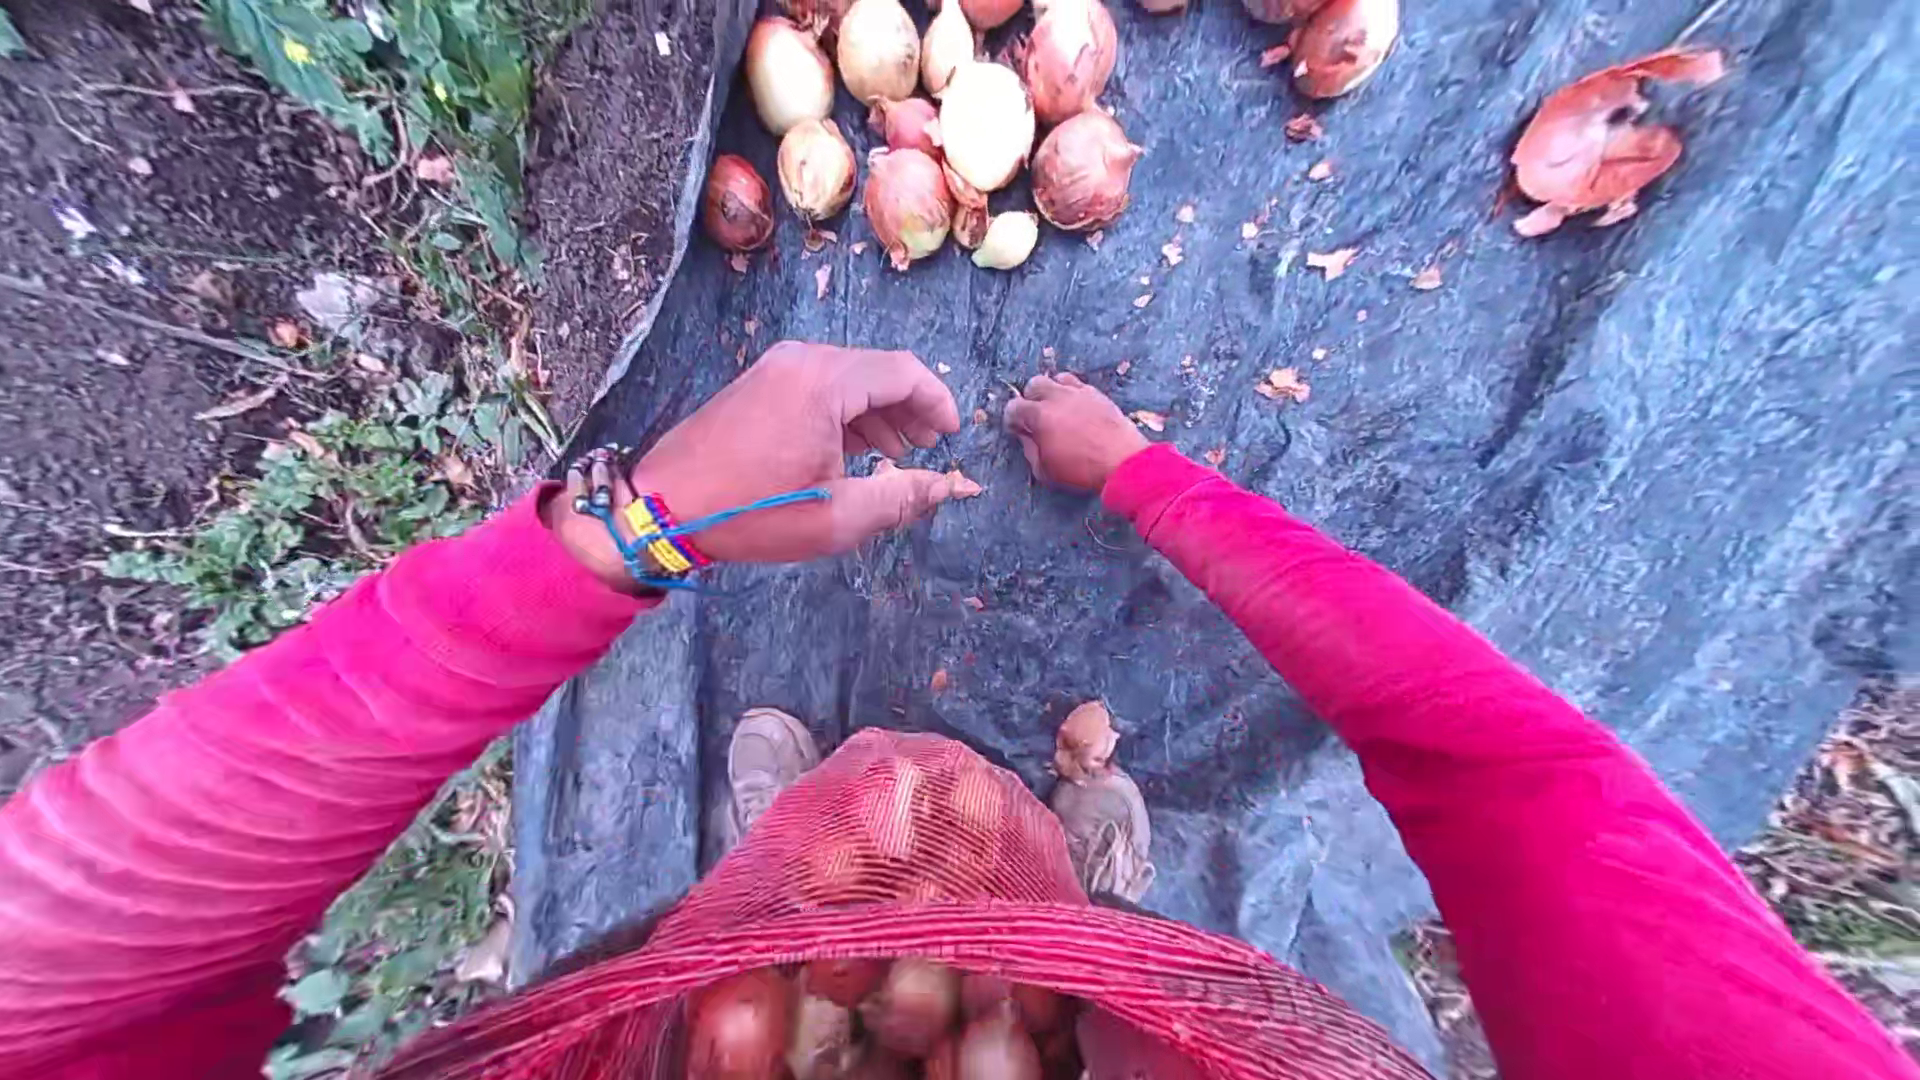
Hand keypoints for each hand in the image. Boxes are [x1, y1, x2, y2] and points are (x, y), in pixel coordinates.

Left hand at [603, 343, 963, 566]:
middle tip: (930, 447)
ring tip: (900, 452)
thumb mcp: (839, 516)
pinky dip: (850, 413)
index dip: (937, 401)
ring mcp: (777, 368)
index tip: (952, 435)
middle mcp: (802, 360)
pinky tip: (857, 448)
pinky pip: (822, 387)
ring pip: (851, 379)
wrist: (661, 507)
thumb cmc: (754, 513)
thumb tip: (950, 486)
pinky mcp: (762, 383)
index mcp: (824, 382)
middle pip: (878, 371)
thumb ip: (903, 497)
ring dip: (882, 412)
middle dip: (912, 408)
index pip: (903, 371)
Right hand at [1003, 373, 1149, 491]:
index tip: (1018, 429)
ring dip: (1052, 391)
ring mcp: (1079, 392)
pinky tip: (1075, 408)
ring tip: (1056, 408)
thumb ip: (1029, 449)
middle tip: (1036, 416)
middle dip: (1030, 399)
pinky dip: (1072, 393)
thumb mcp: (1044, 470)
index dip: (1012, 419)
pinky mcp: (1097, 394)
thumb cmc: (1080, 470)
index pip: (1014, 407)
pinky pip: (1078, 384)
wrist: (1122, 462)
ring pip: (1057, 378)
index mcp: (1039, 415)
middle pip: (1034, 384)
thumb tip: (1025, 435)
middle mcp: (1057, 397)